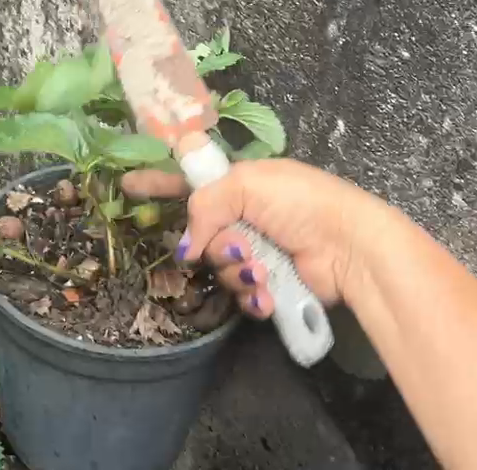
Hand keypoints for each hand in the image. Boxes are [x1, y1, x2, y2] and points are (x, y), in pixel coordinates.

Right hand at [122, 158, 390, 319]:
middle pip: (201, 233)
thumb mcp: (246, 185)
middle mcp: (243, 216)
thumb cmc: (301, 202)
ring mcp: (257, 251)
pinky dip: (252, 294)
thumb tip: (188, 246)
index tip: (127, 185)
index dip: (157, 184)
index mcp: (238, 184)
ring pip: (219, 267)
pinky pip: (241, 293)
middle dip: (215, 243)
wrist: (349, 245)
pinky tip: (268, 291)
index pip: (188, 182)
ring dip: (237, 270)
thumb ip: (205, 206)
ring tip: (262, 269)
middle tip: (238, 245)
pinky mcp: (270, 283)